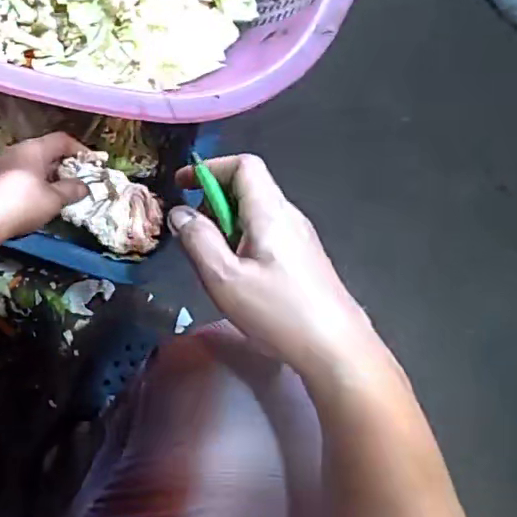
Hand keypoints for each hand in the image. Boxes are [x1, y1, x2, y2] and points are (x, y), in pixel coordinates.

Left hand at [0, 133, 90, 241]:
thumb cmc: (23, 204)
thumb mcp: (54, 199)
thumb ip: (71, 190)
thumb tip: (83, 186)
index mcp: (33, 148)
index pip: (61, 139)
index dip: (80, 149)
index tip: (92, 163)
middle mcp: (16, 150)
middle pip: (45, 150)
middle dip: (62, 164)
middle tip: (75, 180)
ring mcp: (1, 163)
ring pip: (30, 163)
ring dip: (46, 174)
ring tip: (57, 192)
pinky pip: (18, 173)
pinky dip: (31, 181)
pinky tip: (34, 199)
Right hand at [171, 155, 376, 375]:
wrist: (336, 351)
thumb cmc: (278, 312)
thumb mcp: (223, 277)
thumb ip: (197, 239)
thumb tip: (180, 212)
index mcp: (270, 213)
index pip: (244, 165)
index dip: (209, 169)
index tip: (182, 186)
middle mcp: (288, 217)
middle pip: (247, 188)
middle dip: (211, 202)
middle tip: (192, 235)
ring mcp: (299, 237)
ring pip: (254, 213)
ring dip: (224, 225)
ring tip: (212, 262)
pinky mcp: (303, 258)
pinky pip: (264, 233)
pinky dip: (240, 241)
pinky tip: (236, 276)